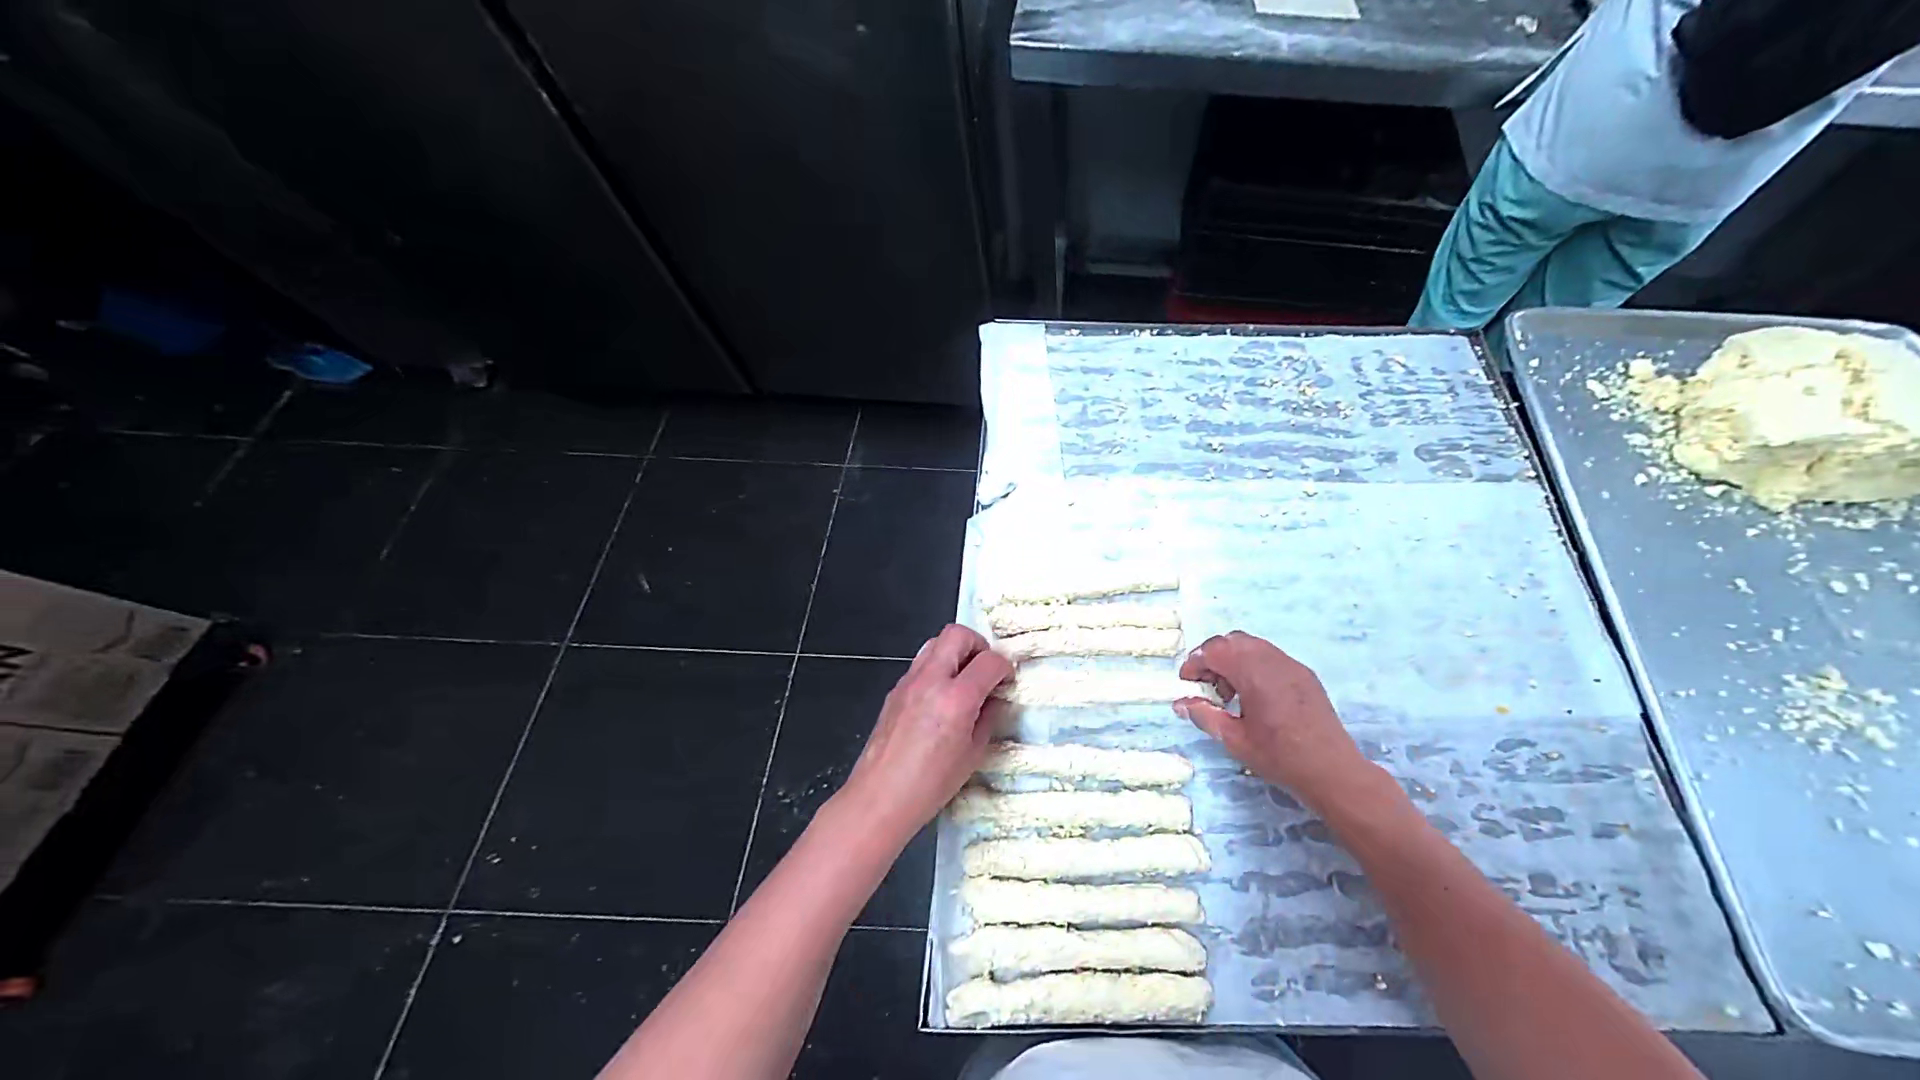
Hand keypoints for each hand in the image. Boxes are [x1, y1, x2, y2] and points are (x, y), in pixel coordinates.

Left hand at [839, 624, 1011, 843]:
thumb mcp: (973, 754)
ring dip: (955, 653)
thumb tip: (995, 698)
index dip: (1004, 668)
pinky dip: (937, 669)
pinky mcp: (894, 690)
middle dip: (978, 646)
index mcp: (956, 699)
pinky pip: (920, 664)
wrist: (880, 797)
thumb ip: (988, 718)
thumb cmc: (930, 785)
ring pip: (935, 643)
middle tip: (985, 670)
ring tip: (964, 682)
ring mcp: (908, 682)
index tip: (1006, 681)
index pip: (989, 661)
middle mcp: (930, 680)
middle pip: (958, 634)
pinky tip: (941, 699)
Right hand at [1175, 631, 1379, 814]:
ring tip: (1230, 694)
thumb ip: (1204, 715)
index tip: (1188, 684)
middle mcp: (1273, 660)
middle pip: (1232, 641)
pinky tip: (1254, 697)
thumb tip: (1181, 703)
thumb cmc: (1279, 756)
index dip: (1195, 663)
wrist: (1333, 771)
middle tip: (1206, 686)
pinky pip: (1270, 658)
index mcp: (1253, 672)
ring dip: (1233, 661)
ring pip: (1252, 646)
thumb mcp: (1233, 739)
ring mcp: (1292, 665)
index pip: (1214, 650)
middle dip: (1213, 658)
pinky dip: (1253, 667)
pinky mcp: (1305, 675)